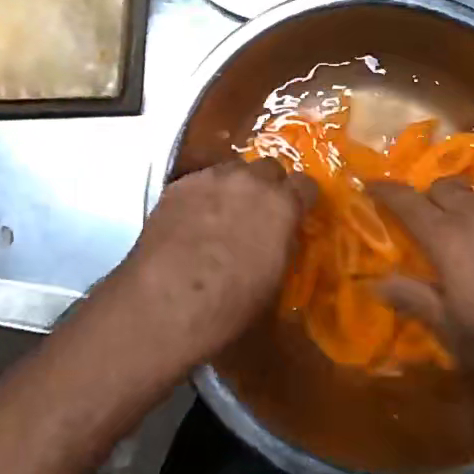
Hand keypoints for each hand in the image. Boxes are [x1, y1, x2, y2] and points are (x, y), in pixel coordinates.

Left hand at [104, 159, 315, 369]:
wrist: (167, 300)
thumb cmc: (230, 305)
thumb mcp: (273, 283)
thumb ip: (282, 249)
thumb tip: (282, 244)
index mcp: (282, 205)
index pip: (306, 185)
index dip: (301, 199)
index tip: (296, 213)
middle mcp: (249, 181)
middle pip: (268, 168)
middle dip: (267, 186)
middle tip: (257, 213)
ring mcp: (211, 178)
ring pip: (231, 171)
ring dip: (232, 188)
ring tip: (220, 216)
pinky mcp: (178, 184)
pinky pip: (198, 182)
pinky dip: (200, 196)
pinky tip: (189, 222)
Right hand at [370, 178, 473, 421]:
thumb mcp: (450, 331)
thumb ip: (412, 297)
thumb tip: (376, 281)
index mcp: (449, 239)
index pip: (408, 201)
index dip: (386, 190)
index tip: (372, 186)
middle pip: (445, 187)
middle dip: (430, 198)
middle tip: (427, 221)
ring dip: (469, 213)